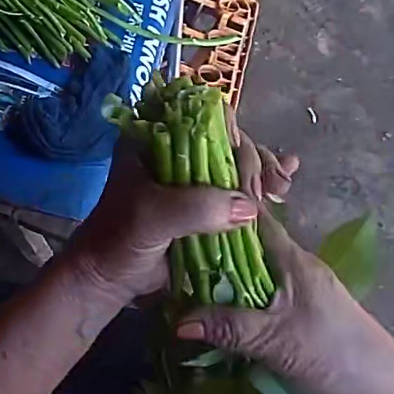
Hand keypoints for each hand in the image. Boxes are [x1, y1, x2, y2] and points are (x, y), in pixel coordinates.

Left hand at [60, 118, 295, 306]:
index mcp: (150, 141)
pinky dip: (261, 188)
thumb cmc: (119, 238)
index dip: (226, 130)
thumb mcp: (152, 217)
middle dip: (251, 159)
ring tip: (280, 189)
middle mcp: (172, 152)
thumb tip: (248, 206)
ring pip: (236, 163)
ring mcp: (189, 179)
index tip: (241, 156)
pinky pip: (238, 190)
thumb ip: (196, 207)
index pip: (198, 117)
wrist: (110, 276)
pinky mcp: (204, 205)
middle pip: (225, 140)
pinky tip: (283, 188)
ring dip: (262, 172)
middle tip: (264, 188)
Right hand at [175, 207, 393, 393]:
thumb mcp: (276, 341)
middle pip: (247, 244)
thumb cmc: (338, 358)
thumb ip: (227, 327)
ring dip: (221, 271)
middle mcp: (298, 267)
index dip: (220, 207)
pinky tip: (212, 304)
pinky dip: (234, 292)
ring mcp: (302, 290)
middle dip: (210, 242)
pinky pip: (259, 291)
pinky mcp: (302, 312)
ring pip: (252, 269)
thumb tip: (176, 320)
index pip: (253, 219)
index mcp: (295, 260)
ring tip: (180, 274)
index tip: (183, 203)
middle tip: (168, 246)